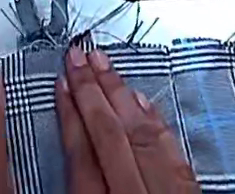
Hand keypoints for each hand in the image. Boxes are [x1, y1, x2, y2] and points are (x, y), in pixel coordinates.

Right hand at [58, 45, 198, 193]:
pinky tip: (141, 98)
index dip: (68, 114)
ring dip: (120, 93)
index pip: (81, 155)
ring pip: (142, 134)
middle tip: (77, 55)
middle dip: (90, 91)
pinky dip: (155, 121)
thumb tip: (60, 142)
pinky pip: (174, 152)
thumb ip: (76, 183)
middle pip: (110, 135)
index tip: (60, 82)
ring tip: (102, 61)